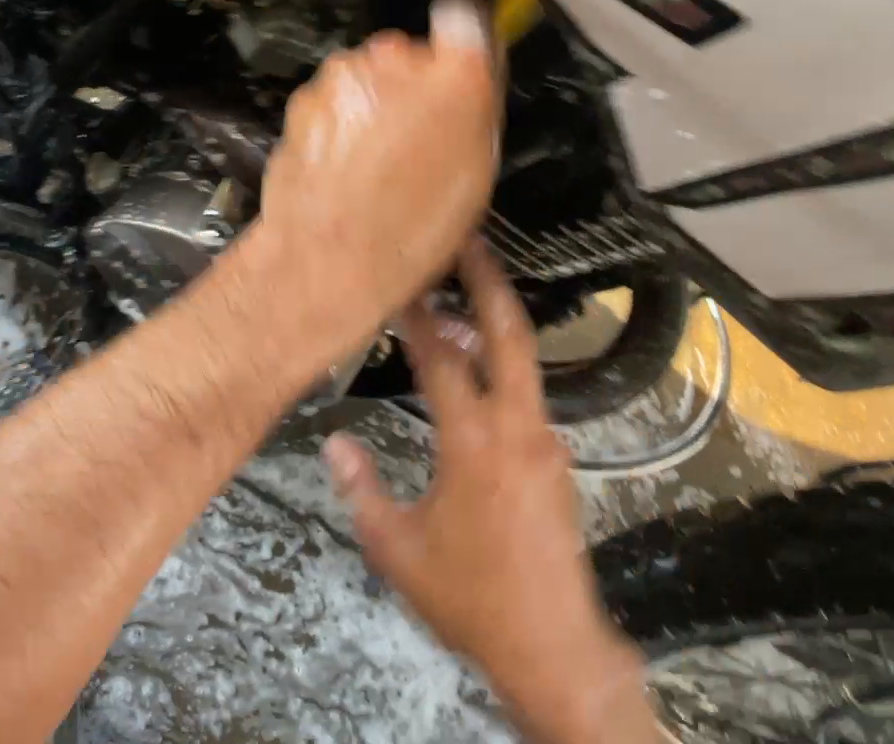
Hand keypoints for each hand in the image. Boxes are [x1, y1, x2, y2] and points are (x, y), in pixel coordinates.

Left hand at [258, 0, 501, 338]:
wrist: (325, 260)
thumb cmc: (405, 232)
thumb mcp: (473, 175)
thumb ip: (475, 109)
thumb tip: (472, 75)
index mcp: (455, 77)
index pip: (467, 22)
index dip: (463, 45)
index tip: (462, 62)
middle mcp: (394, 63)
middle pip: (409, 56)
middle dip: (413, 89)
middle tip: (418, 140)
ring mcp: (343, 80)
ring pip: (367, 80)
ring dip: (374, 108)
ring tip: (379, 165)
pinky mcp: (306, 99)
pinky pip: (334, 103)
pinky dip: (341, 125)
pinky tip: (348, 168)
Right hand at [322, 242, 657, 743]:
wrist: (554, 650)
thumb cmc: (470, 598)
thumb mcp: (396, 548)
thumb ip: (362, 489)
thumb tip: (336, 444)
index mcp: (474, 445)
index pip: (442, 361)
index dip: (419, 318)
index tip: (401, 283)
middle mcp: (519, 432)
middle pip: (509, 338)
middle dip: (490, 284)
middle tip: (471, 244)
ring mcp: (547, 446)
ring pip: (524, 366)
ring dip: (494, 327)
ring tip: (461, 302)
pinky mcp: (557, 464)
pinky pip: (527, 399)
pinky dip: (501, 371)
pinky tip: (476, 375)